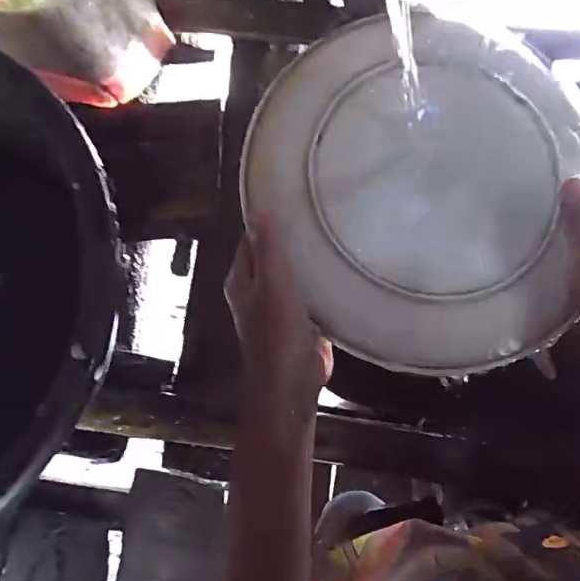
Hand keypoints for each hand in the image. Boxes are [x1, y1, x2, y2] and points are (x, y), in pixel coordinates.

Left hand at [225, 218, 332, 414]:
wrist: (292, 381)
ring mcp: (278, 308)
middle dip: (291, 239)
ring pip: (292, 275)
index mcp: (242, 280)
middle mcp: (256, 291)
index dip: (268, 220)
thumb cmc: (278, 331)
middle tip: (319, 214)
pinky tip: (337, 271)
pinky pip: (309, 295)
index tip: (293, 198)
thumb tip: (258, 209)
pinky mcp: (300, 322)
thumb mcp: (273, 284)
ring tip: (332, 236)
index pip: (252, 240)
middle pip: (273, 256)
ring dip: (307, 262)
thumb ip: (268, 249)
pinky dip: (320, 284)